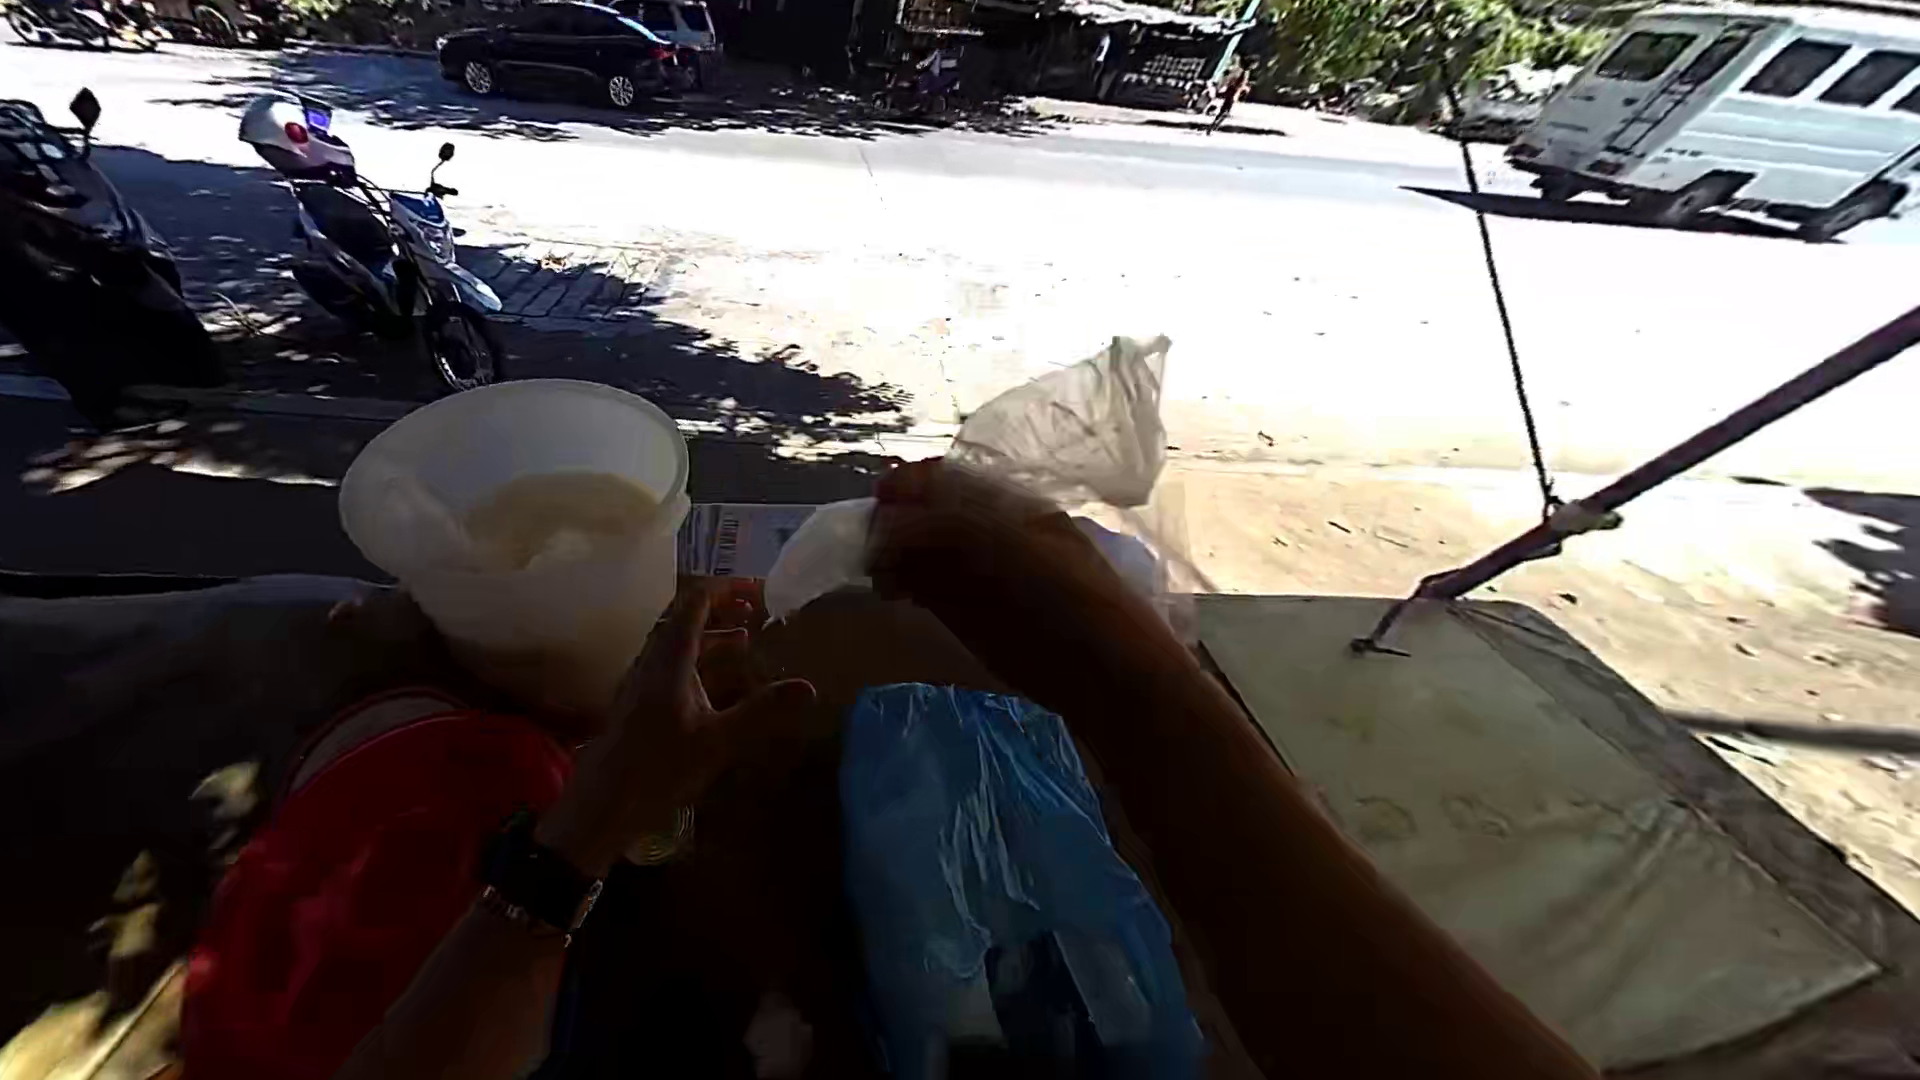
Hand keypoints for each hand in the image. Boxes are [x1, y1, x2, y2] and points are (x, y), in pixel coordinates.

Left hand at [535, 583, 815, 876]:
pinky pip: (673, 660)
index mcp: (670, 658)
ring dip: (712, 630)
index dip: (728, 588)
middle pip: (684, 614)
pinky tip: (718, 679)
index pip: (695, 601)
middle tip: (757, 610)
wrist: (598, 810)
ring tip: (746, 637)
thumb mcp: (718, 740)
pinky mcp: (641, 699)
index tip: (760, 590)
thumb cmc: (657, 768)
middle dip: (722, 605)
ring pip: (678, 639)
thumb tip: (809, 686)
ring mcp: (643, 679)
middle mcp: (653, 660)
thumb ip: (762, 710)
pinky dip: (701, 654)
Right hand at [867, 461, 1191, 716]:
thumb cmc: (1072, 606)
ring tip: (879, 574)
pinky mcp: (967, 612)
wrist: (1111, 680)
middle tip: (871, 547)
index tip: (879, 499)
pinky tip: (893, 590)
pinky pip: (926, 585)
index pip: (952, 481)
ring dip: (894, 555)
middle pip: (929, 516)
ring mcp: (977, 575)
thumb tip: (889, 532)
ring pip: (922, 551)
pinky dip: (903, 583)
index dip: (913, 484)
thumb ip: (952, 533)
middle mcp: (991, 536)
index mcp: (1014, 509)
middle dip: (896, 523)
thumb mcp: (1016, 554)